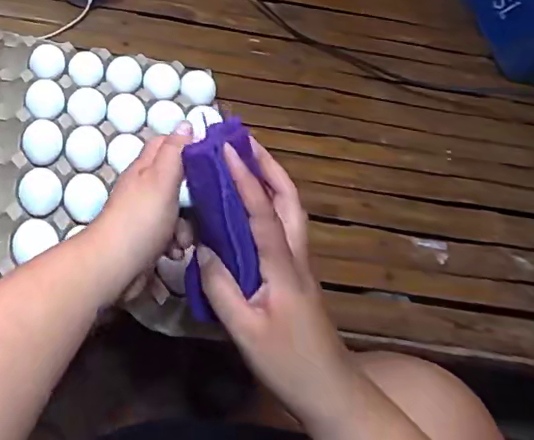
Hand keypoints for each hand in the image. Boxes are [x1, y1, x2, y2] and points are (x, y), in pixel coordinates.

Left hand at [82, 123, 191, 280]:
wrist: (114, 268)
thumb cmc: (141, 219)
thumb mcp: (162, 178)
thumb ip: (175, 152)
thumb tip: (185, 123)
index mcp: (146, 167)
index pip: (167, 144)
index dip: (188, 147)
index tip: (210, 161)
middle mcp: (144, 187)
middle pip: (177, 181)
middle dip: (193, 198)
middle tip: (201, 209)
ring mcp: (144, 214)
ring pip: (178, 212)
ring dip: (186, 226)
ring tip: (183, 240)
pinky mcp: (147, 240)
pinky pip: (170, 236)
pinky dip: (175, 244)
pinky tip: (174, 254)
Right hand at [195, 141, 364, 434]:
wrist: (332, 394)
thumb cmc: (289, 364)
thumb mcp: (245, 332)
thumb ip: (220, 288)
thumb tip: (201, 247)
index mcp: (283, 266)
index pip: (263, 212)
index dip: (245, 178)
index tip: (226, 148)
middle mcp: (296, 255)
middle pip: (288, 197)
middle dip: (267, 163)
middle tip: (242, 139)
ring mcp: (299, 262)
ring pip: (289, 208)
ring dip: (270, 177)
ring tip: (244, 157)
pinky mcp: (296, 272)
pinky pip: (283, 223)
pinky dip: (268, 199)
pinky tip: (248, 202)